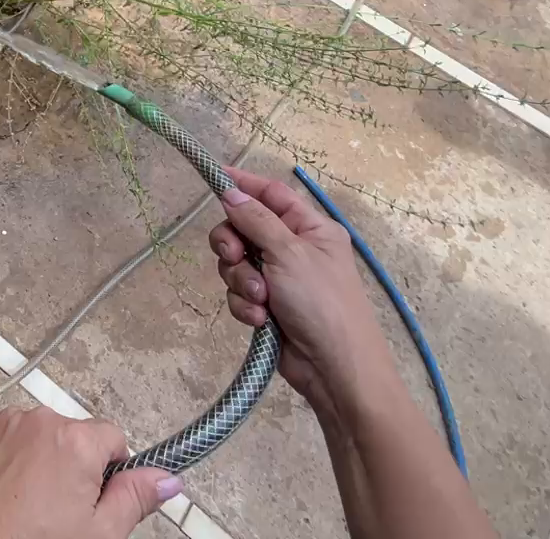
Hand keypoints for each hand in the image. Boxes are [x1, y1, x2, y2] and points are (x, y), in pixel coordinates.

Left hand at [0, 406, 179, 538]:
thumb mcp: (98, 533)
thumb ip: (135, 498)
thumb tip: (169, 477)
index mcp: (77, 440)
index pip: (112, 437)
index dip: (110, 468)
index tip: (96, 495)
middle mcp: (42, 417)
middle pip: (74, 434)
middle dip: (73, 462)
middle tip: (59, 505)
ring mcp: (8, 418)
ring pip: (40, 431)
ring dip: (41, 454)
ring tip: (28, 497)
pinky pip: (8, 429)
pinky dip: (10, 450)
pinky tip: (6, 483)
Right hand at [208, 169, 391, 417]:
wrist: (336, 371)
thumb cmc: (321, 303)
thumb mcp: (289, 254)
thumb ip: (255, 219)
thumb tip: (229, 191)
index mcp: (310, 229)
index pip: (271, 194)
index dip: (243, 184)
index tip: (213, 177)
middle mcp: (293, 248)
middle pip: (243, 227)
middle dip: (233, 244)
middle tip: (233, 256)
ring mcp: (279, 277)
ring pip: (236, 261)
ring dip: (240, 280)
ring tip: (259, 300)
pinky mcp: (267, 304)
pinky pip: (239, 290)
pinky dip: (244, 303)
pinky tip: (259, 319)